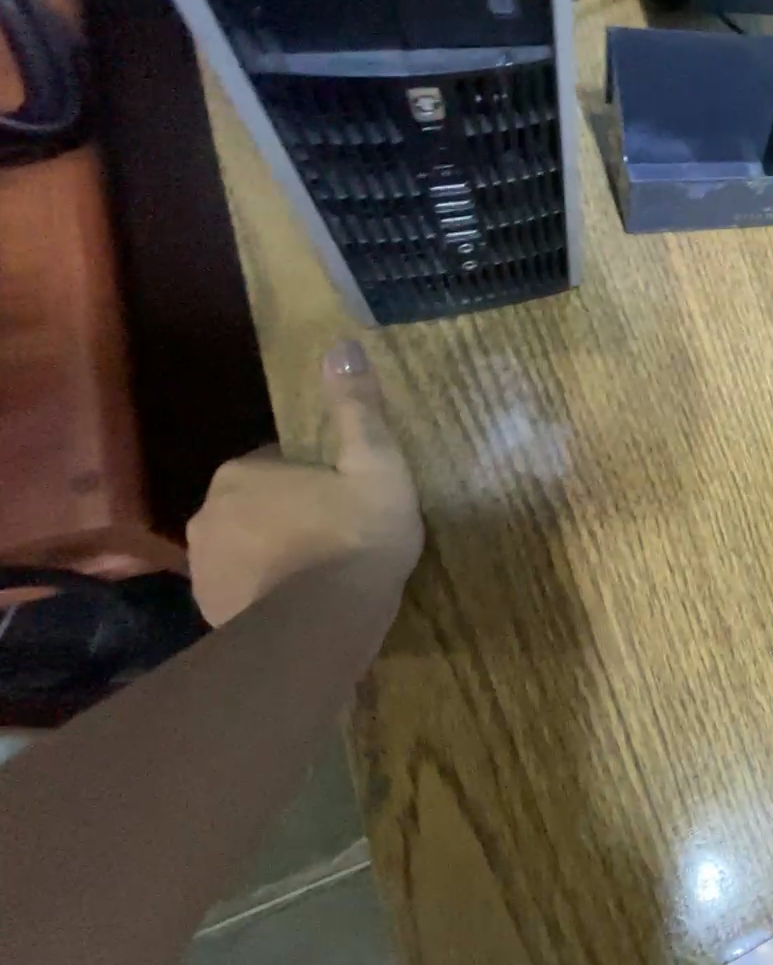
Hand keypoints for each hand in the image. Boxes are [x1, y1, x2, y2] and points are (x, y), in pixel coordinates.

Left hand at [187, 341, 422, 625]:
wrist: (323, 619)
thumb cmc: (357, 533)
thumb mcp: (377, 464)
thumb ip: (358, 409)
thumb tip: (342, 346)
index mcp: (246, 473)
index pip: (281, 462)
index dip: (321, 476)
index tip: (353, 495)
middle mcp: (209, 510)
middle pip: (259, 501)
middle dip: (294, 511)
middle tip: (345, 530)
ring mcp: (204, 561)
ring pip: (248, 541)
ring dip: (279, 547)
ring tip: (328, 568)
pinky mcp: (209, 603)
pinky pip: (242, 582)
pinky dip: (267, 584)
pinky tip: (307, 597)